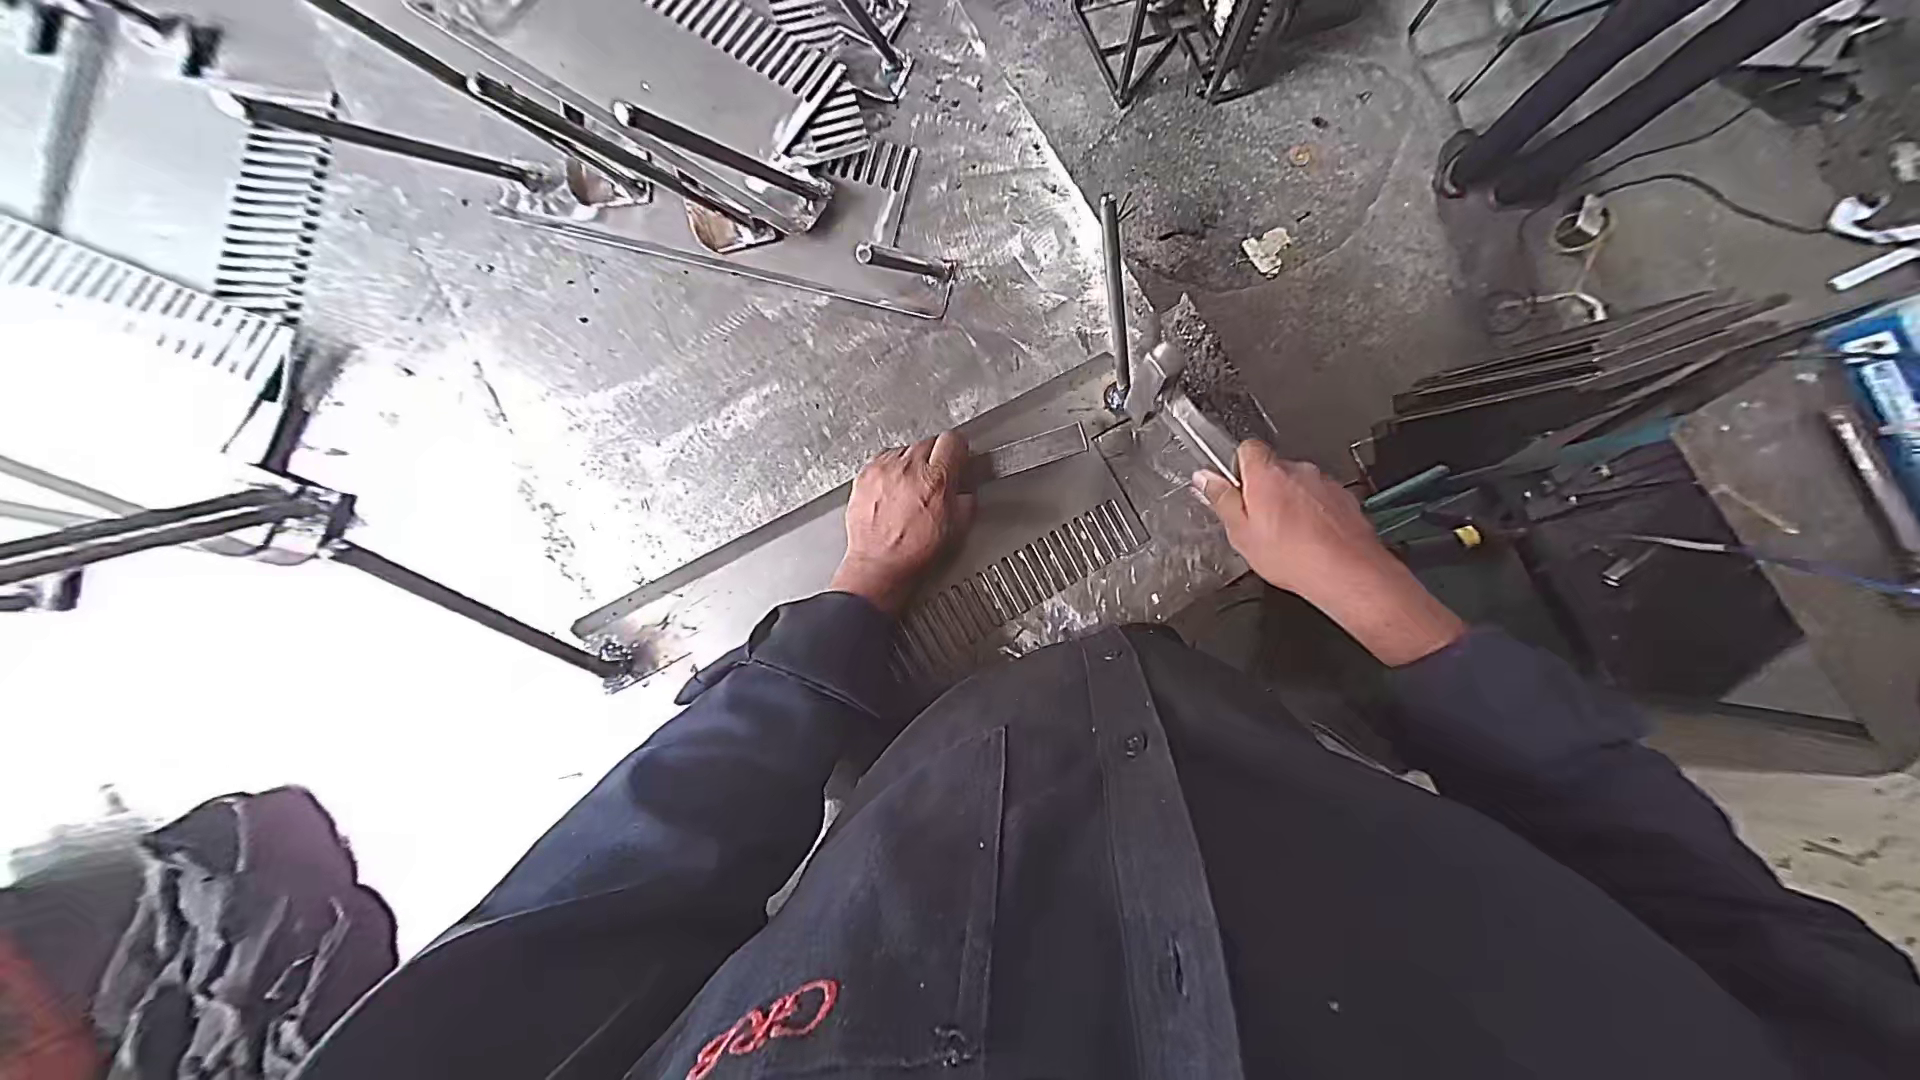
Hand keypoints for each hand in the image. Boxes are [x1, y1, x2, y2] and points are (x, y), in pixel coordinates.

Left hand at [829, 431, 974, 614]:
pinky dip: (889, 471)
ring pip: (904, 450)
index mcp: (936, 479)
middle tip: (934, 480)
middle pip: (928, 443)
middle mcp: (908, 468)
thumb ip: (966, 500)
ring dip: (911, 464)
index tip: (957, 457)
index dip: (958, 449)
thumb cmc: (914, 552)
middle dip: (934, 459)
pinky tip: (894, 491)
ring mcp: (883, 470)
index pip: (953, 440)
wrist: (880, 565)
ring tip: (911, 489)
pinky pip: (882, 461)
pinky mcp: (865, 476)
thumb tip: (966, 489)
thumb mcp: (957, 528)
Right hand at [1194, 441, 1465, 666]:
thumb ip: (1221, 499)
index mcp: (1267, 473)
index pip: (1247, 448)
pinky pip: (1318, 498)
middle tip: (1255, 520)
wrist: (1346, 572)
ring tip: (1283, 535)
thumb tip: (1205, 479)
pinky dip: (1311, 512)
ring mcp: (1324, 483)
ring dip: (1288, 502)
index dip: (1236, 467)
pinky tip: (1305, 538)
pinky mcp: (1344, 498)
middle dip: (1262, 489)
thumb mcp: (1240, 532)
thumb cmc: (1295, 556)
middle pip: (1272, 468)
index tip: (1232, 487)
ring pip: (1296, 484)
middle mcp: (1298, 470)